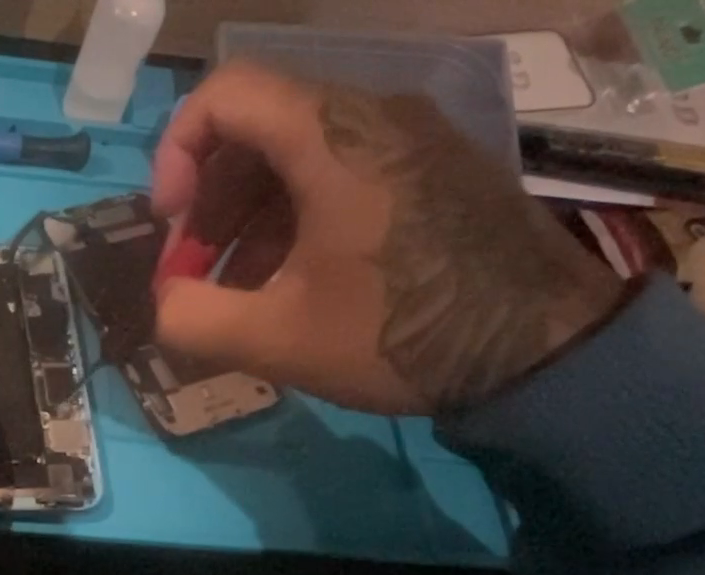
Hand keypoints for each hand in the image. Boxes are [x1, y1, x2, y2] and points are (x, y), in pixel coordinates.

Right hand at [151, 63, 623, 415]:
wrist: (543, 350)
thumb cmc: (399, 333)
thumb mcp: (274, 339)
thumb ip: (191, 319)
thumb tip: (162, 302)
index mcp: (332, 139)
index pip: (225, 95)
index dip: (176, 152)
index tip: (170, 223)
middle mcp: (373, 117)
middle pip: (256, 129)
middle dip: (207, 201)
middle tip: (191, 270)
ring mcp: (410, 141)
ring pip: (295, 156)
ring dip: (245, 219)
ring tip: (232, 290)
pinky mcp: (431, 171)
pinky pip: (339, 174)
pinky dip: (292, 219)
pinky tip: (286, 283)